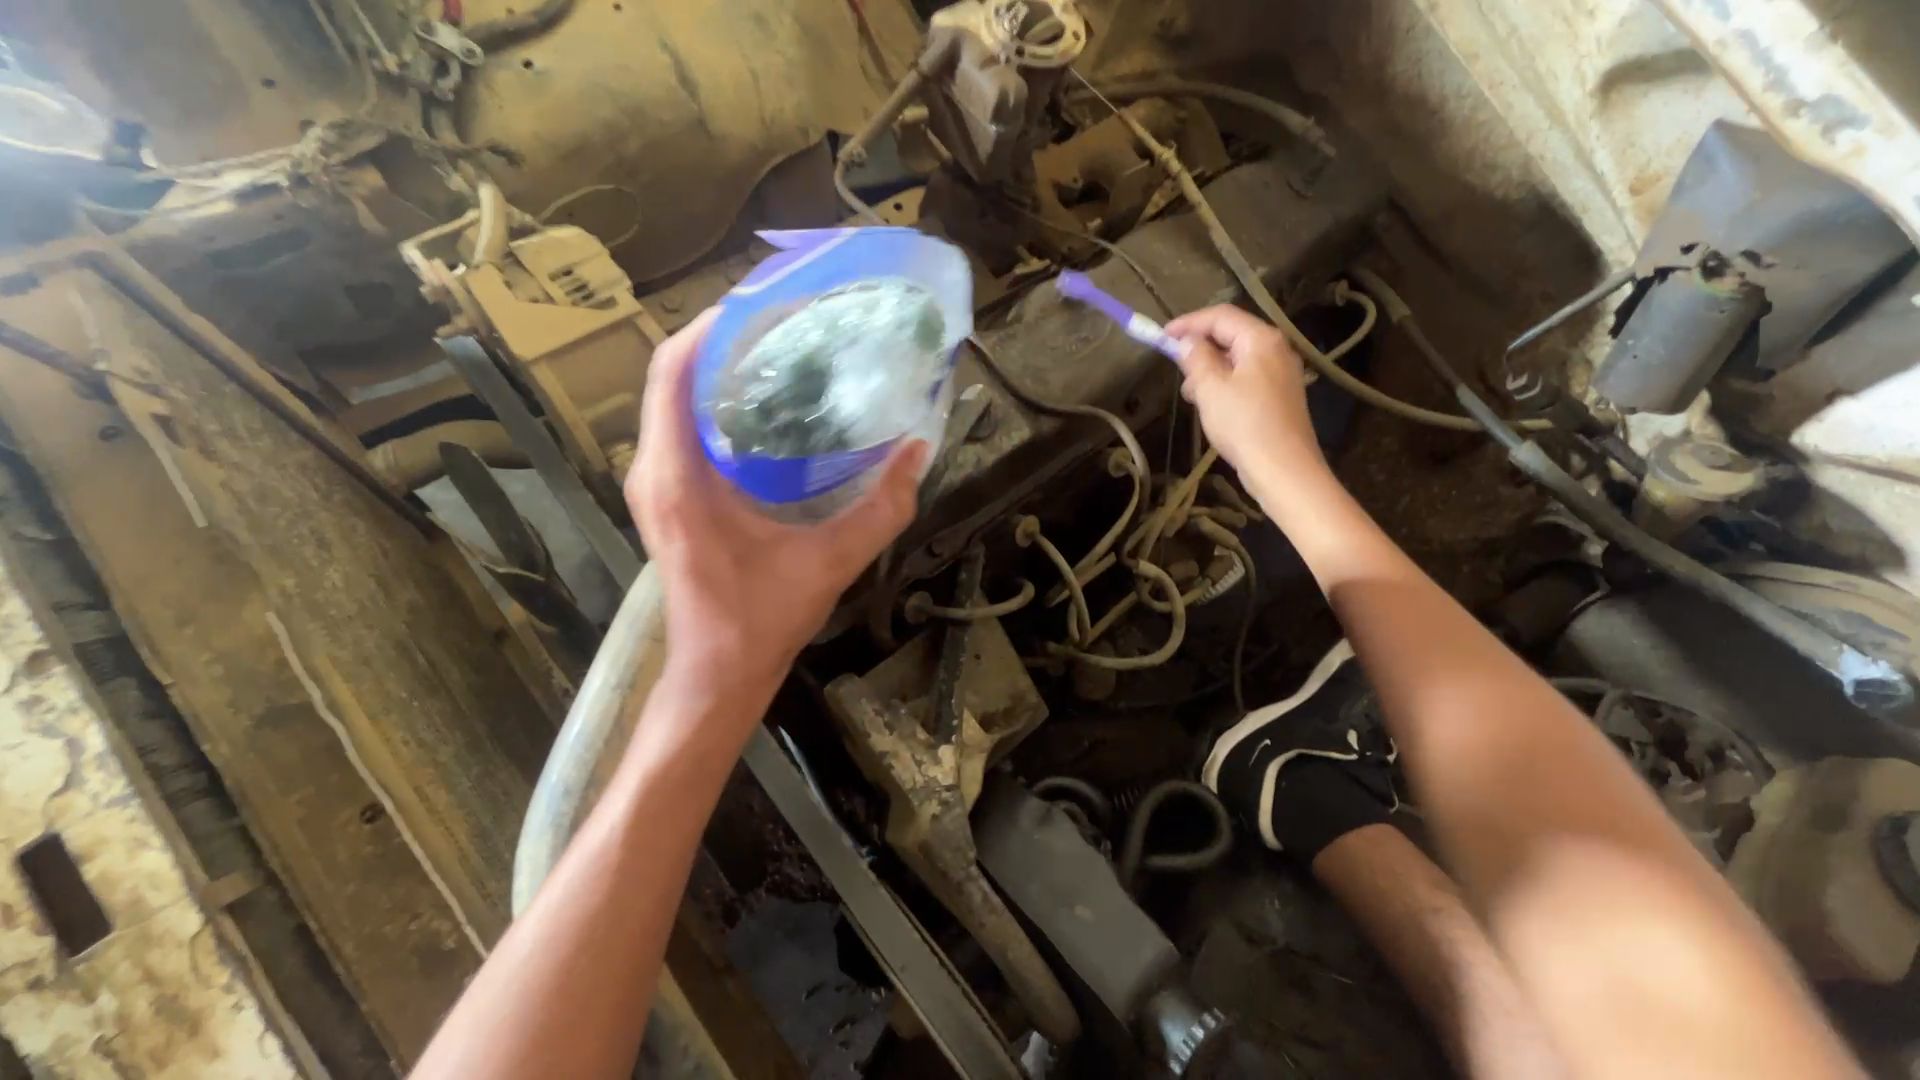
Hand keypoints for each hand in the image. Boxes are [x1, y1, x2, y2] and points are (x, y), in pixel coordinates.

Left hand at [626, 308, 928, 704]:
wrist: (718, 672)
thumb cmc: (760, 620)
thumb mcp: (829, 563)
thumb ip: (881, 510)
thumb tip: (918, 451)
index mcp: (677, 477)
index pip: (674, 371)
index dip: (713, 325)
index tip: (765, 300)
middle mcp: (653, 470)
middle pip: (671, 374)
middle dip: (722, 336)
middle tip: (784, 317)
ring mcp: (654, 483)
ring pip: (673, 398)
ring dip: (717, 366)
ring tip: (778, 345)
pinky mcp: (666, 496)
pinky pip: (681, 425)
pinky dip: (715, 399)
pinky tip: (765, 400)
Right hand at [1165, 305, 1325, 477]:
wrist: (1283, 469)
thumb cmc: (1244, 424)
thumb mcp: (1210, 388)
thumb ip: (1196, 358)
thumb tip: (1188, 341)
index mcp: (1261, 340)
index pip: (1221, 316)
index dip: (1189, 323)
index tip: (1162, 336)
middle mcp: (1277, 350)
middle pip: (1232, 336)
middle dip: (1200, 349)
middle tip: (1176, 368)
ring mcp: (1282, 374)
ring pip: (1238, 360)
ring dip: (1210, 370)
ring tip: (1191, 394)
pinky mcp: (1280, 397)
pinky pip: (1247, 379)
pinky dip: (1225, 385)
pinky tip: (1212, 407)